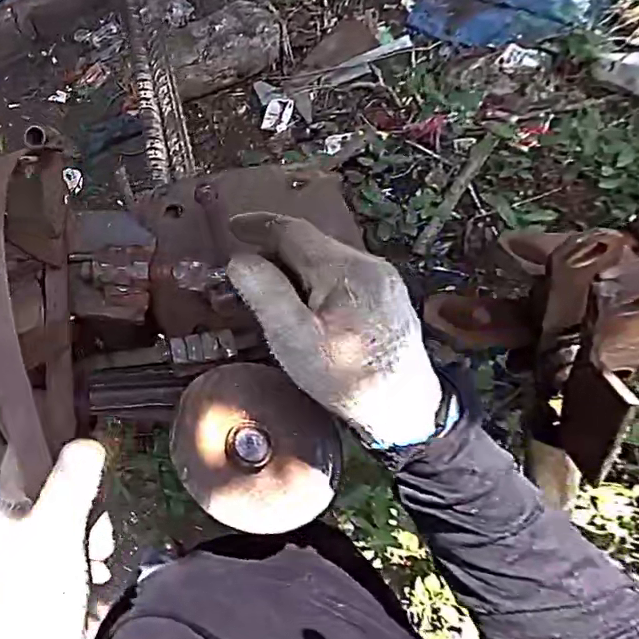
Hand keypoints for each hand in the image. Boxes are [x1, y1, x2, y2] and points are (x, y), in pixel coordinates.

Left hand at [0, 439, 106, 638]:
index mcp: (7, 497)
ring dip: (94, 528)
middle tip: (90, 523)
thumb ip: (71, 484)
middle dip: (87, 497)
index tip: (89, 444)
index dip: (57, 437)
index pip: (30, 445)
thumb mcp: (54, 531)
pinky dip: (93, 549)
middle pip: (63, 476)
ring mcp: (38, 536)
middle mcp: (20, 510)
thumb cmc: (35, 593)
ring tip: (93, 555)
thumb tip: (88, 440)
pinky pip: (84, 535)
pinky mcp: (56, 559)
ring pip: (79, 506)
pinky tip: (93, 570)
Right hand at [226, 213, 446, 448]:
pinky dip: (309, 281)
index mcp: (345, 269)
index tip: (231, 227)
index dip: (258, 226)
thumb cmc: (345, 378)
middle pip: (309, 245)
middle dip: (269, 252)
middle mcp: (368, 265)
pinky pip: (338, 277)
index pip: (293, 231)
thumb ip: (265, 293)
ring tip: (262, 290)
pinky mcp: (385, 299)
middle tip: (238, 272)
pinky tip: (297, 303)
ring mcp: (381, 282)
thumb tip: (240, 260)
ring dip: (288, 268)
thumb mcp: (293, 338)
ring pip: (323, 261)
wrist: (407, 412)